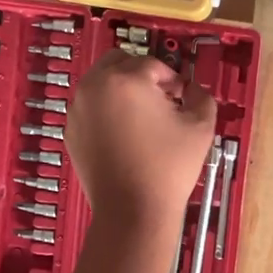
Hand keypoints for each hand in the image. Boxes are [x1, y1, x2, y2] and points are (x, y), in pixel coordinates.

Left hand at [67, 50, 216, 229]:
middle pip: (118, 62)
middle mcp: (95, 86)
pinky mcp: (71, 131)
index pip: (152, 64)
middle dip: (141, 75)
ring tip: (142, 120)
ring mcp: (78, 109)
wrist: (133, 210)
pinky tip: (125, 138)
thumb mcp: (201, 128)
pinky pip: (90, 109)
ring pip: (101, 84)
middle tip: (160, 100)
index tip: (181, 96)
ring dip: (121, 91)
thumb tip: (192, 89)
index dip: (172, 79)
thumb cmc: (169, 168)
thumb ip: (201, 96)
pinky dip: (106, 113)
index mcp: (127, 79)